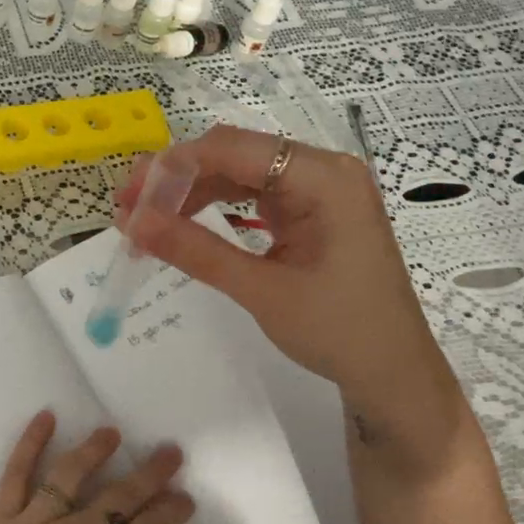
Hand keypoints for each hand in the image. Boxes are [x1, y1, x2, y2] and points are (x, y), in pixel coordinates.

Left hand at [0, 412, 194, 523]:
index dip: (168, 516)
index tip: (185, 497)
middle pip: (117, 501)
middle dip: (149, 476)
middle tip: (170, 452)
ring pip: (70, 476)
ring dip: (95, 450)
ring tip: (113, 432)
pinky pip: (15, 474)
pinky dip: (30, 442)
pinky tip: (45, 417)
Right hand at [117, 126, 447, 405]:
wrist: (393, 375)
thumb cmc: (339, 332)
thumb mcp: (261, 291)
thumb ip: (195, 251)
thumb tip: (130, 223)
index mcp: (324, 178)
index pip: (233, 148)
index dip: (174, 167)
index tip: (129, 198)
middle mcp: (323, 170)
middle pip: (233, 153)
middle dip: (177, 178)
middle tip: (130, 211)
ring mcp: (318, 189)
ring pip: (237, 172)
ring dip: (190, 193)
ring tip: (148, 223)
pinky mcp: (309, 210)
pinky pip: (251, 194)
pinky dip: (214, 207)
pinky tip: (184, 224)